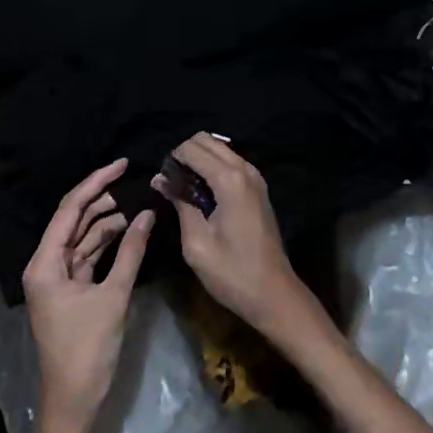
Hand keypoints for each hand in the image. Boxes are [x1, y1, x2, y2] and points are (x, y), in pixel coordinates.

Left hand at [24, 158, 154, 432]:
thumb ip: (131, 250)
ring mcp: (59, 277)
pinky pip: (90, 253)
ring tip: (140, 202)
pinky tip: (131, 228)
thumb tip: (148, 212)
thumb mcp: (113, 295)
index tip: (122, 163)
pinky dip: (110, 241)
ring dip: (110, 220)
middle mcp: (47, 264)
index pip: (70, 209)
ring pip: (85, 236)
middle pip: (76, 219)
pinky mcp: (72, 288)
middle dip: (105, 199)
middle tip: (137, 182)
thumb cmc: (87, 347)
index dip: (96, 182)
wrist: (75, 399)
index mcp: (45, 263)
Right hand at [152, 133, 318, 340]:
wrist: (273, 291)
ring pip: (220, 149)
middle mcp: (245, 168)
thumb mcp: (197, 243)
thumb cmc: (231, 272)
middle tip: (169, 182)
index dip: (172, 159)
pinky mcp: (258, 186)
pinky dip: (213, 166)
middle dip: (185, 154)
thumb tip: (160, 179)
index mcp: (229, 179)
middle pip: (207, 141)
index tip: (159, 180)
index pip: (193, 149)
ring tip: (182, 187)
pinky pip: (231, 162)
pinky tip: (201, 191)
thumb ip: (180, 204)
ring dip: (199, 158)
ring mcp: (255, 176)